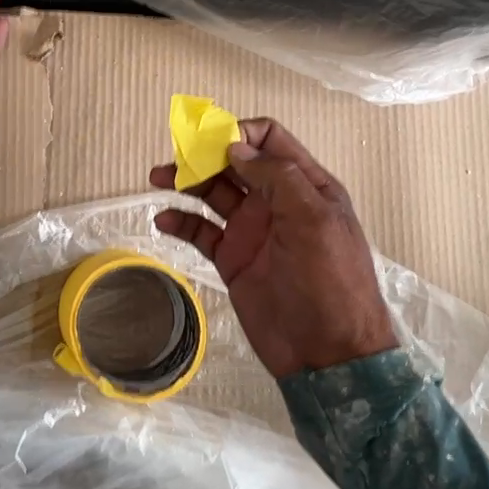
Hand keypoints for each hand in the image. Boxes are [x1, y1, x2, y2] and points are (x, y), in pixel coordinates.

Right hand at [151, 119, 396, 377]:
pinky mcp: (231, 259)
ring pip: (212, 193)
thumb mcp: (314, 222)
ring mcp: (252, 230)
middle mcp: (275, 202)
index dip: (240, 132)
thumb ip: (277, 178)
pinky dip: (180, 221)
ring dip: (184, 181)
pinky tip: (164, 220)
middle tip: (176, 159)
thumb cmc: (331, 282)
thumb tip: (235, 146)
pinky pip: (200, 230)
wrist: (328, 355)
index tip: (212, 141)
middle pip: (234, 162)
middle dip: (203, 154)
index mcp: (304, 186)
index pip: (270, 140)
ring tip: (157, 178)